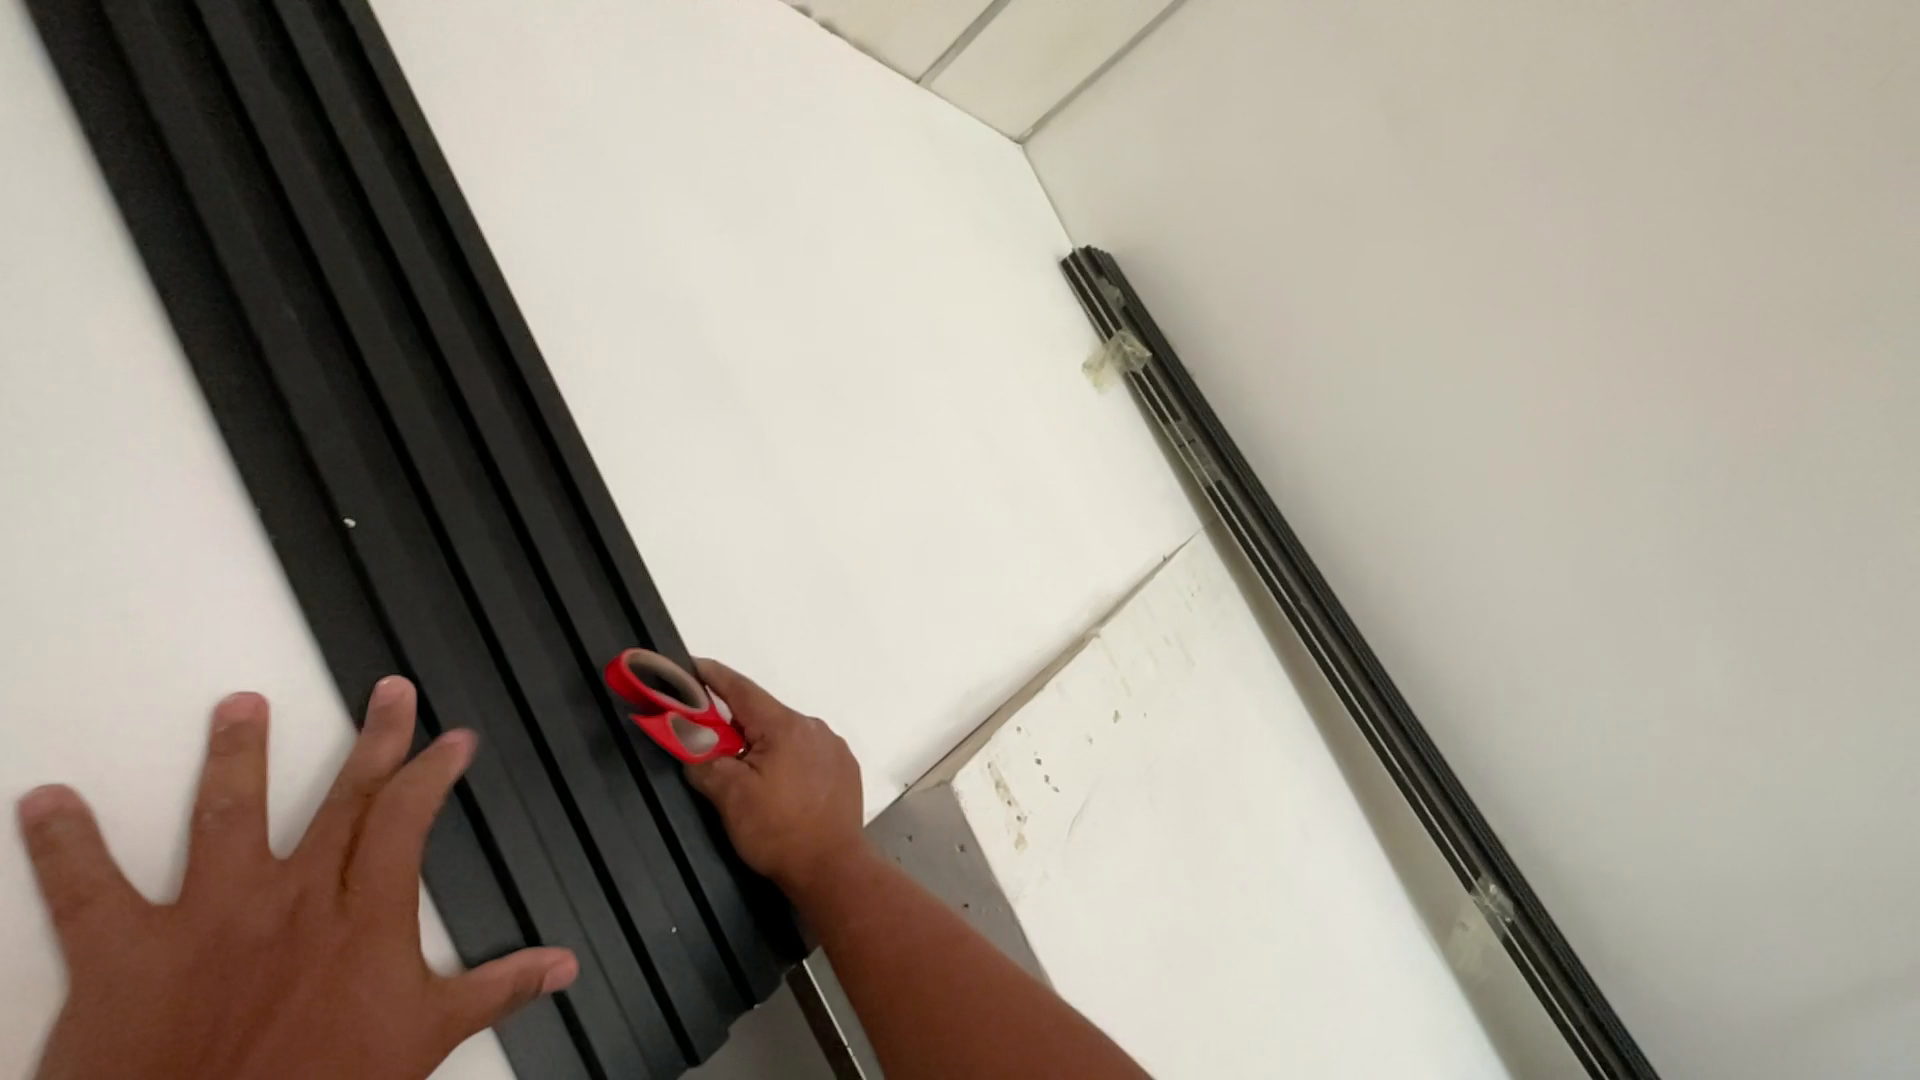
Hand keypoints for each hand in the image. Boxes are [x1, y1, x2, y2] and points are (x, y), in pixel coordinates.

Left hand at [19, 678, 576, 1079]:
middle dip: (372, 738)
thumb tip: (562, 967)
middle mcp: (292, 900)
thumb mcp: (425, 1039)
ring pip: (227, 816)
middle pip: (341, 799)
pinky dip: (64, 843)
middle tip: (388, 691)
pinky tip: (47, 802)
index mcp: (363, 916)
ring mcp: (208, 918)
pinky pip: (88, 890)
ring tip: (242, 706)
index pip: (407, 817)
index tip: (454, 739)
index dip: (434, 770)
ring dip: (237, 755)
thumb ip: (499, 989)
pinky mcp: (125, 955)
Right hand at [685, 660, 868, 897]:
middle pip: (764, 715)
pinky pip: (807, 753)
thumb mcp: (729, 796)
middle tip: (711, 744)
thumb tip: (694, 745)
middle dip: (736, 725)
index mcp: (785, 726)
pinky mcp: (844, 768)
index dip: (714, 677)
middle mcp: (814, 727)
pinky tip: (781, 788)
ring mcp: (833, 747)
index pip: (742, 689)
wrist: (833, 867)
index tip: (693, 666)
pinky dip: (788, 760)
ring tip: (749, 778)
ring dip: (764, 746)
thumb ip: (705, 761)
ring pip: (787, 736)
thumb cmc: (778, 831)